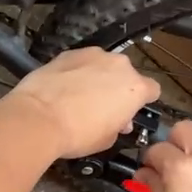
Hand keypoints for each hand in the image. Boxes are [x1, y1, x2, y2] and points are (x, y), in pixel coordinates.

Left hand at [5, 48, 160, 158]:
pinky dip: (75, 72)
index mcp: (135, 88)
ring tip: (78, 97)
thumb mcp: (107, 139)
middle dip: (117, 89)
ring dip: (96, 77)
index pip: (152, 90)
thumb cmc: (78, 133)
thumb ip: (119, 125)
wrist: (39, 117)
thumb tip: (119, 120)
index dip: (142, 102)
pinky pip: (80, 62)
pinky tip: (62, 88)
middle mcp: (118, 65)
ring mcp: (92, 55)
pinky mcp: (68, 53)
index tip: (130, 112)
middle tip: (101, 108)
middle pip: (126, 75)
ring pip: (102, 66)